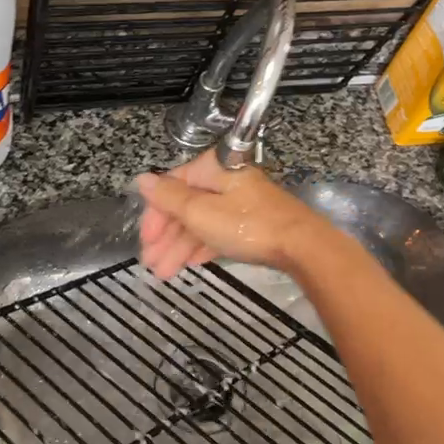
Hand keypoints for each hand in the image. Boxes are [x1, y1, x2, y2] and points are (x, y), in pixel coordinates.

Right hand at [134, 153, 328, 277]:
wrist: (300, 246)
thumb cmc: (248, 226)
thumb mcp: (200, 213)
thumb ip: (168, 198)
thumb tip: (142, 179)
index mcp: (212, 170)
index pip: (172, 187)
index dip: (154, 215)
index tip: (145, 241)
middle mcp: (225, 182)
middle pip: (185, 207)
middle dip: (165, 237)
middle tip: (151, 264)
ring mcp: (239, 203)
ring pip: (200, 223)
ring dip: (179, 247)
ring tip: (164, 273)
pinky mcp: (250, 223)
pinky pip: (217, 232)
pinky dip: (201, 247)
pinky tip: (188, 265)